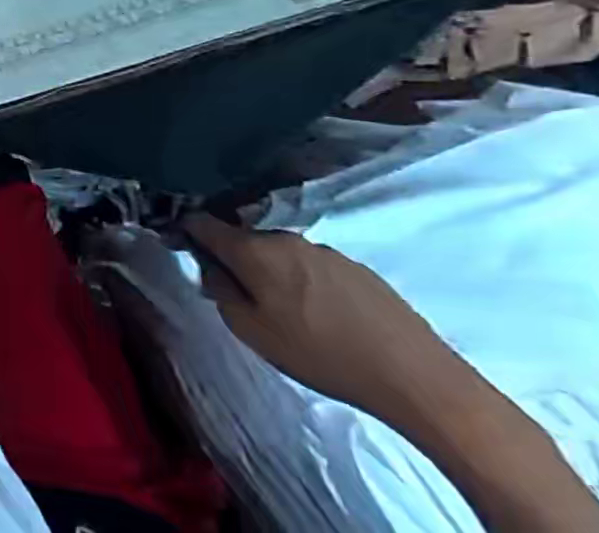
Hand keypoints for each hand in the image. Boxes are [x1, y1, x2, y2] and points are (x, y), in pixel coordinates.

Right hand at [180, 214, 483, 426]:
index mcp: (254, 250)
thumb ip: (220, 293)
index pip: (204, 222)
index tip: (182, 246)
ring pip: (279, 253)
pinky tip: (322, 315)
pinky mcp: (356, 267)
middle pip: (243, 239)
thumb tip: (212, 270)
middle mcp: (285, 238)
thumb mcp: (252, 332)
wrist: (416, 376)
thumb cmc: (320, 354)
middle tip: (240, 297)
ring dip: (271, 271)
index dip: (186, 230)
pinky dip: (303, 281)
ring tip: (285, 311)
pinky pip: (311, 265)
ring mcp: (324, 250)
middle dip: (234, 259)